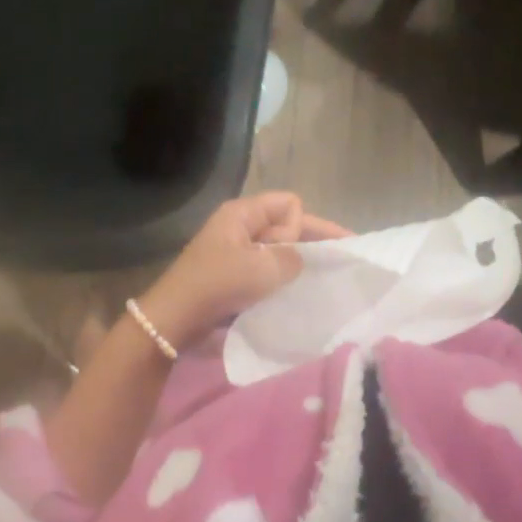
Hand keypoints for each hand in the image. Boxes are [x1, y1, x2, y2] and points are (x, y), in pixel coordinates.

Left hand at [141, 192, 351, 347]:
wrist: (177, 318)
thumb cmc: (219, 284)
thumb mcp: (263, 267)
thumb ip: (292, 257)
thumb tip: (298, 259)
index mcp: (242, 214)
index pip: (289, 203)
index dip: (303, 225)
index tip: (305, 252)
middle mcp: (239, 227)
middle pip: (286, 226)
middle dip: (312, 243)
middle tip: (344, 266)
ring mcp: (235, 253)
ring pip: (278, 252)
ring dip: (297, 267)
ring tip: (323, 286)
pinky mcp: (234, 278)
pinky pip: (267, 272)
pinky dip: (281, 282)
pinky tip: (297, 298)